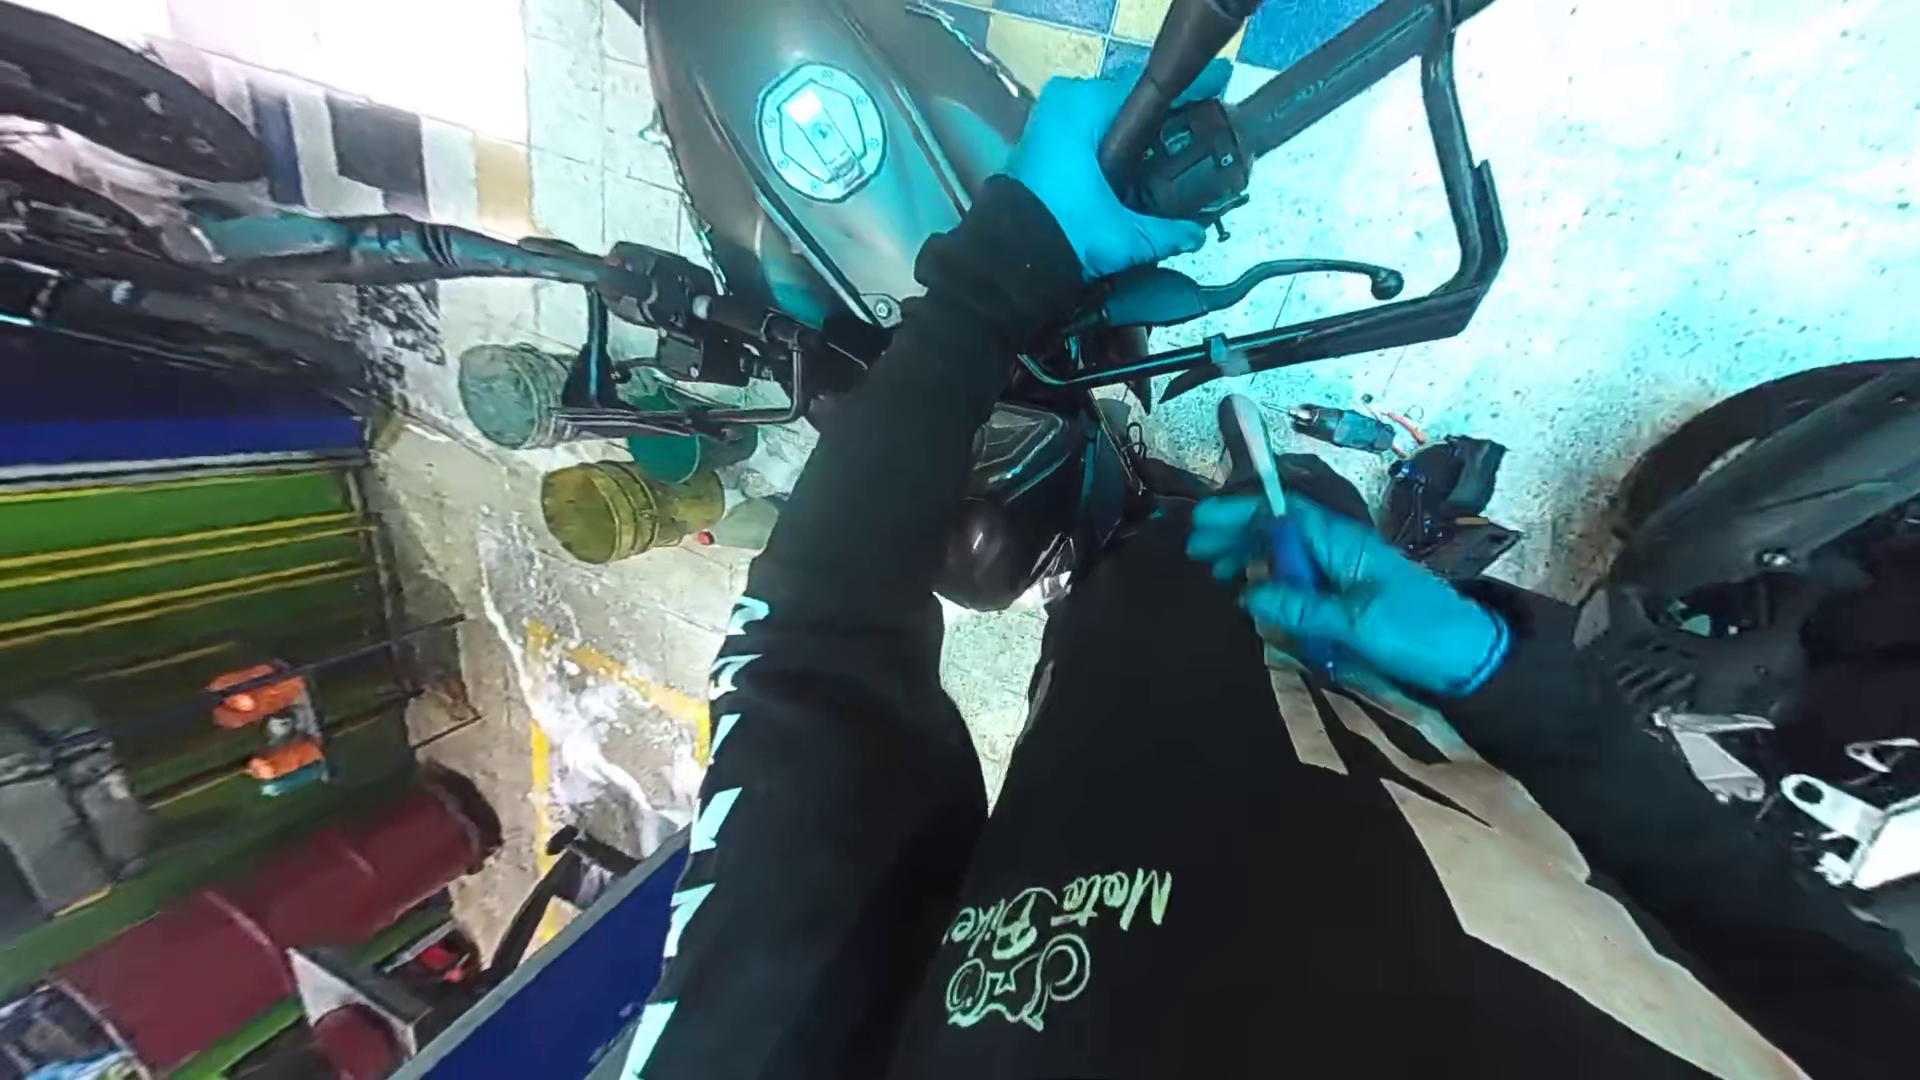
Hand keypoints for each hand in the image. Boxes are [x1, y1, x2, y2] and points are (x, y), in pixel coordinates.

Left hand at [1006, 59, 1231, 279]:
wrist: (1008, 267)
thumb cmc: (1063, 235)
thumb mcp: (1119, 234)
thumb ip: (1162, 232)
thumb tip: (1195, 235)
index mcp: (1082, 106)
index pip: (1146, 88)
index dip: (1186, 91)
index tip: (1219, 86)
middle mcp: (1061, 106)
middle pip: (1125, 107)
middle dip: (1157, 120)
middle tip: (1194, 128)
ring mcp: (1044, 127)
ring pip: (1102, 125)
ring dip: (1131, 139)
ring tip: (1166, 150)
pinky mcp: (1036, 152)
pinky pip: (1082, 141)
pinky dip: (1105, 152)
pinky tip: (1127, 169)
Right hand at [1186, 495, 1509, 696]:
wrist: (1469, 659)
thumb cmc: (1419, 633)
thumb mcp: (1359, 623)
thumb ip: (1302, 607)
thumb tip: (1248, 594)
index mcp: (1343, 543)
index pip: (1283, 513)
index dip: (1240, 512)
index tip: (1203, 522)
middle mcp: (1334, 548)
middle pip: (1274, 526)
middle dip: (1232, 531)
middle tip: (1196, 550)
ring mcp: (1335, 569)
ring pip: (1279, 548)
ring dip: (1242, 552)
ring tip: (1212, 568)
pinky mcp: (1336, 591)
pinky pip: (1290, 574)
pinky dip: (1261, 576)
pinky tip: (1244, 588)